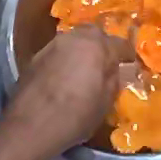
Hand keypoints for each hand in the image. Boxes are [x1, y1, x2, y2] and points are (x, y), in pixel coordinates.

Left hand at [4, 27, 132, 157]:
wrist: (30, 125)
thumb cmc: (75, 115)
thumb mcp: (105, 103)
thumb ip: (113, 80)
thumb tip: (113, 69)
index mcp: (97, 45)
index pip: (120, 44)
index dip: (127, 55)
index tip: (130, 64)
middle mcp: (75, 37)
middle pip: (94, 35)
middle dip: (101, 46)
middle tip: (105, 64)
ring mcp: (53, 44)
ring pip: (74, 41)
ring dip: (81, 51)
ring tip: (84, 70)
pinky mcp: (36, 56)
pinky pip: (58, 52)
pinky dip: (65, 60)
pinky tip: (64, 77)